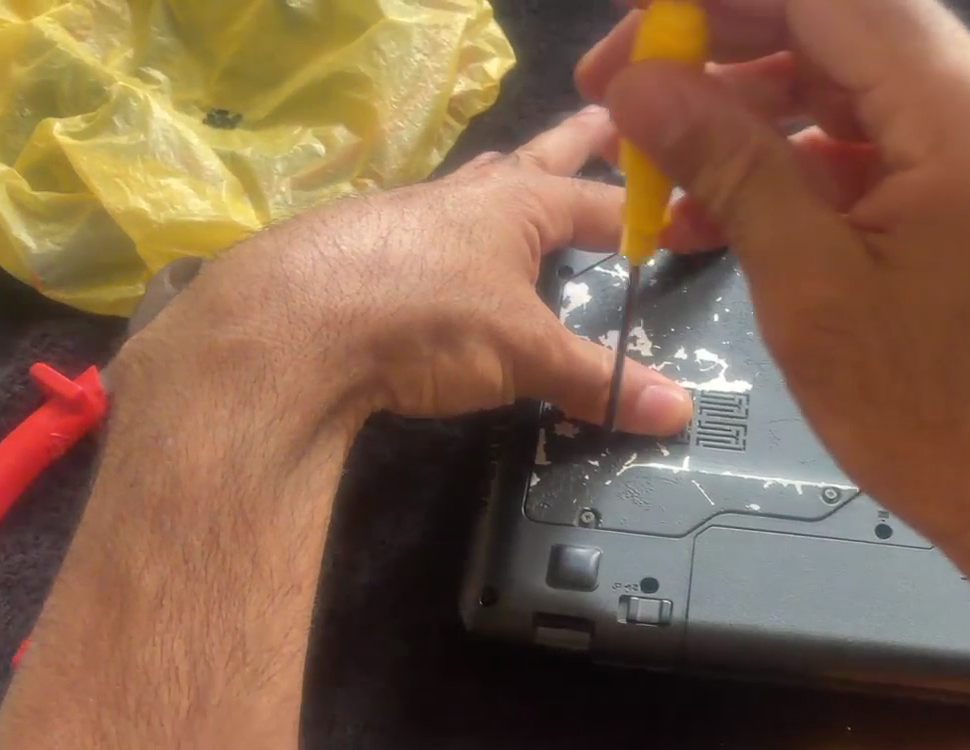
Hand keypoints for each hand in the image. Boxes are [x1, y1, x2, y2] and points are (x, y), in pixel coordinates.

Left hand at [115, 107, 694, 449]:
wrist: (287, 331)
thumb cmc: (425, 319)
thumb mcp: (526, 354)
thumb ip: (600, 382)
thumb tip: (682, 413)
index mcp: (513, 206)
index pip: (597, 202)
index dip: (643, 213)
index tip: (682, 215)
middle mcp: (461, 198)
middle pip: (533, 160)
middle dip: (575, 143)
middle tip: (606, 117)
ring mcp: (405, 219)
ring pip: (474, 190)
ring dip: (508, 183)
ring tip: (526, 180)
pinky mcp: (362, 250)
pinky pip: (428, 231)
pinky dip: (455, 232)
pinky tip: (451, 253)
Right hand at [579, 0, 969, 567]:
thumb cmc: (935, 420)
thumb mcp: (812, 294)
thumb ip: (731, 169)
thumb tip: (640, 88)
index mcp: (964, 109)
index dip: (712, 1)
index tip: (634, 45)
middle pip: (839, 28)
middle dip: (724, 57)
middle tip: (630, 106)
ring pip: (855, 99)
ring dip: (757, 128)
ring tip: (667, 180)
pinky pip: (885, 161)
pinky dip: (809, 179)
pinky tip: (736, 219)